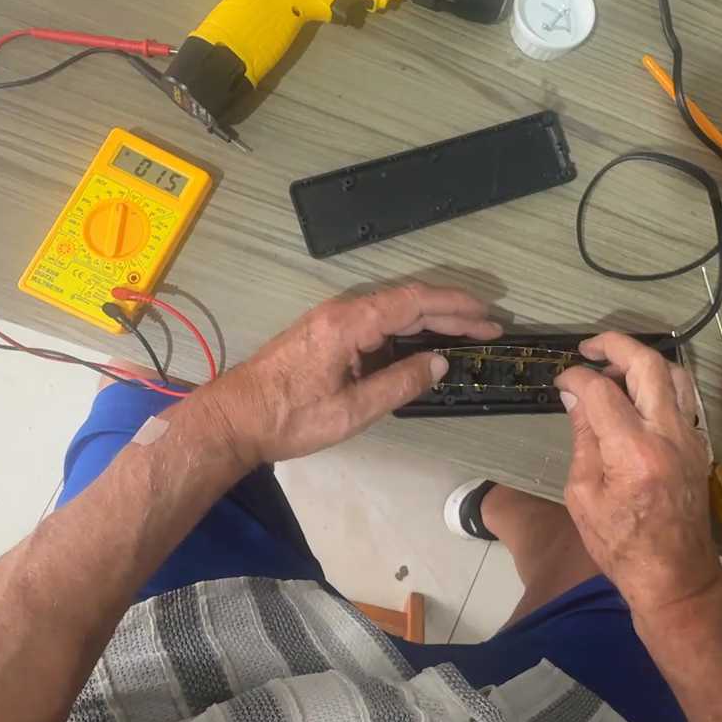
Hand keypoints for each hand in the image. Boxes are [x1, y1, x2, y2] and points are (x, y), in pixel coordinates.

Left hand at [186, 284, 500, 467]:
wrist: (234, 419)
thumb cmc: (289, 419)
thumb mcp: (352, 410)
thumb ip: (400, 383)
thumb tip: (440, 362)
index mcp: (351, 324)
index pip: (415, 303)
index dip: (456, 307)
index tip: (487, 316)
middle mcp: (343, 311)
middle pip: (408, 302)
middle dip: (452, 312)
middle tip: (488, 326)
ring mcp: (333, 319)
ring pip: (393, 309)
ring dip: (431, 319)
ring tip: (465, 332)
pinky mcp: (326, 331)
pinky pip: (377, 320)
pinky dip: (408, 327)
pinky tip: (423, 341)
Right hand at [555, 332, 721, 614]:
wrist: (675, 575)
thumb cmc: (620, 544)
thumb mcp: (582, 493)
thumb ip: (583, 436)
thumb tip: (575, 394)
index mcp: (633, 452)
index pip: (601, 390)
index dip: (576, 376)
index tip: (561, 380)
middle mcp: (668, 435)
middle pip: (648, 365)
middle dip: (615, 345)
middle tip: (590, 347)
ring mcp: (689, 438)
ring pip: (674, 373)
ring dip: (642, 359)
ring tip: (614, 366)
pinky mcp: (697, 444)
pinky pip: (682, 396)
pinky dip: (658, 381)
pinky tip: (635, 393)